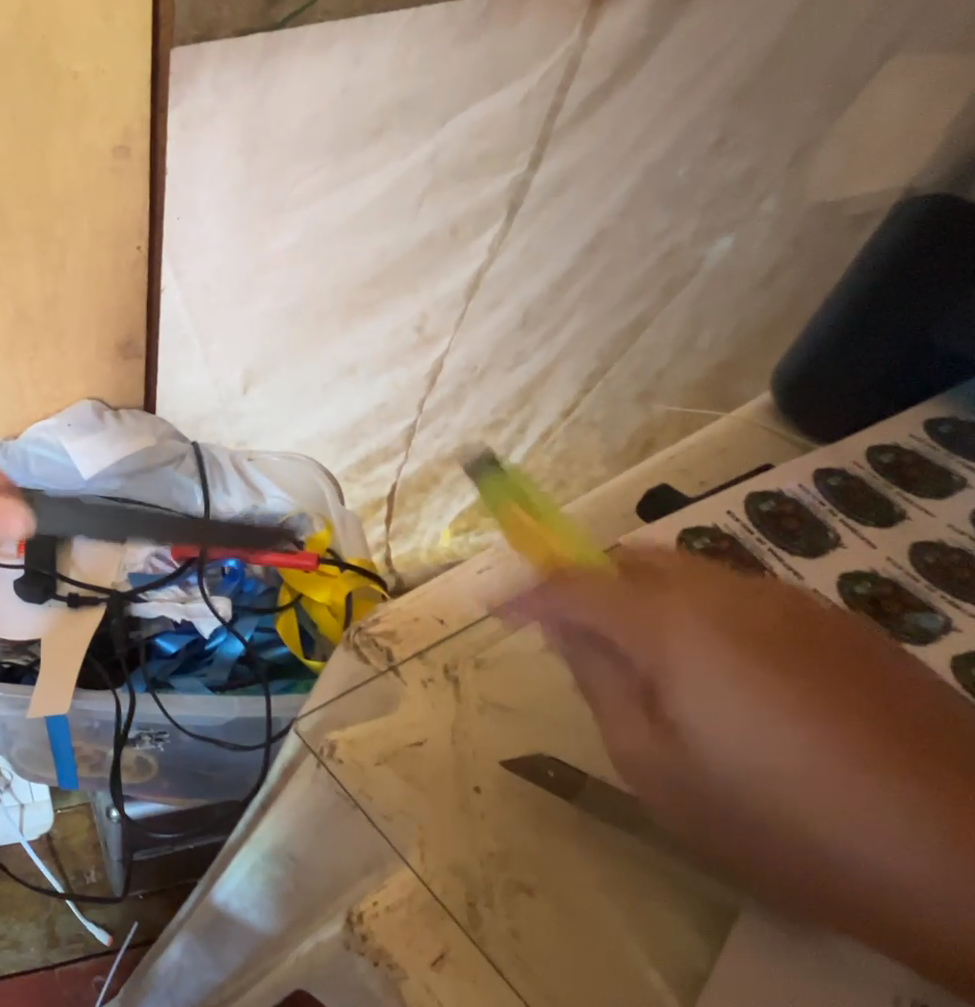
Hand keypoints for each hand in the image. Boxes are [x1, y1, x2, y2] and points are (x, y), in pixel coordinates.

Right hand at [507, 547, 974, 994]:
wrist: (973, 862)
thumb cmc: (779, 821)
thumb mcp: (653, 765)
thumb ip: (599, 682)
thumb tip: (566, 631)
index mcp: (672, 626)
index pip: (571, 582)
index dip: (524, 591)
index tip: (493, 609)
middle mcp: (731, 595)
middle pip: (634, 558)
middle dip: (586, 581)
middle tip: (568, 632)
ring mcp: (798, 606)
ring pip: (693, 573)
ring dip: (647, 597)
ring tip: (649, 663)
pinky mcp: (849, 630)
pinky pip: (747, 598)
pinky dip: (706, 615)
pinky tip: (729, 680)